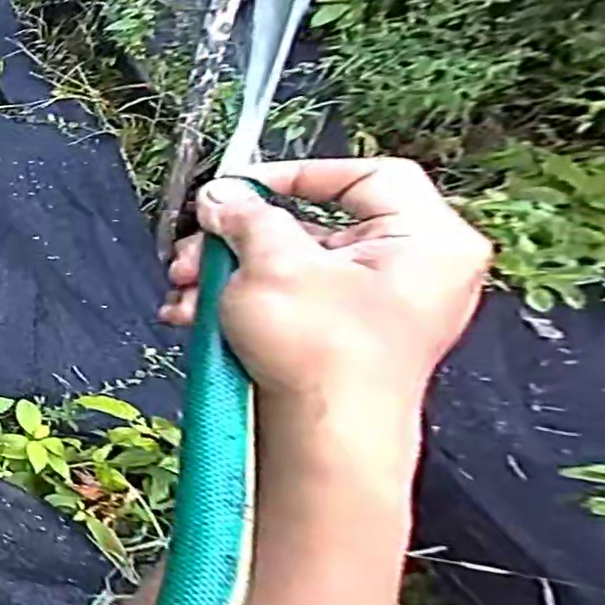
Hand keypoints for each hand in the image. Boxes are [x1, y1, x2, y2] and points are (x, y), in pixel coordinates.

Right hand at [160, 157, 490, 429]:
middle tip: (191, 254)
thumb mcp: (273, 265)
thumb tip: (221, 194)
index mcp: (422, 241)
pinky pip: (266, 294)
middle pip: (300, 223)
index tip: (235, 188)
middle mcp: (398, 266)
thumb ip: (246, 219)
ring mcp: (358, 300)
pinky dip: (222, 299)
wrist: (320, 431)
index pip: (365, 176)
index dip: (296, 174)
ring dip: (213, 272)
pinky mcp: (321, 327)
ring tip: (181, 291)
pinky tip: (189, 313)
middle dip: (229, 239)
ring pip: (270, 261)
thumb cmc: (319, 350)